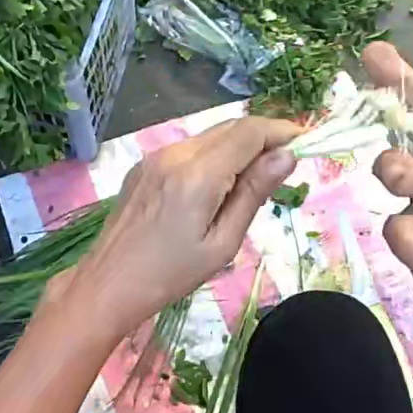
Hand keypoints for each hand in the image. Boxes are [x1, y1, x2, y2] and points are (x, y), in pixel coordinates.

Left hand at [72, 115, 299, 327]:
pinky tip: (218, 186)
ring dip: (239, 146)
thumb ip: (254, 193)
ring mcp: (156, 156)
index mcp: (198, 175)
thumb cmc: (171, 274)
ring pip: (211, 135)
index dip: (280, 131)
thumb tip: (287, 156)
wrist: (107, 284)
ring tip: (253, 181)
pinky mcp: (145, 164)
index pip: (249, 132)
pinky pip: (191, 148)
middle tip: (285, 163)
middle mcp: (176, 154)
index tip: (304, 141)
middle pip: (231, 127)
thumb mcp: (223, 242)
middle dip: (264, 137)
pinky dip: (215, 155)